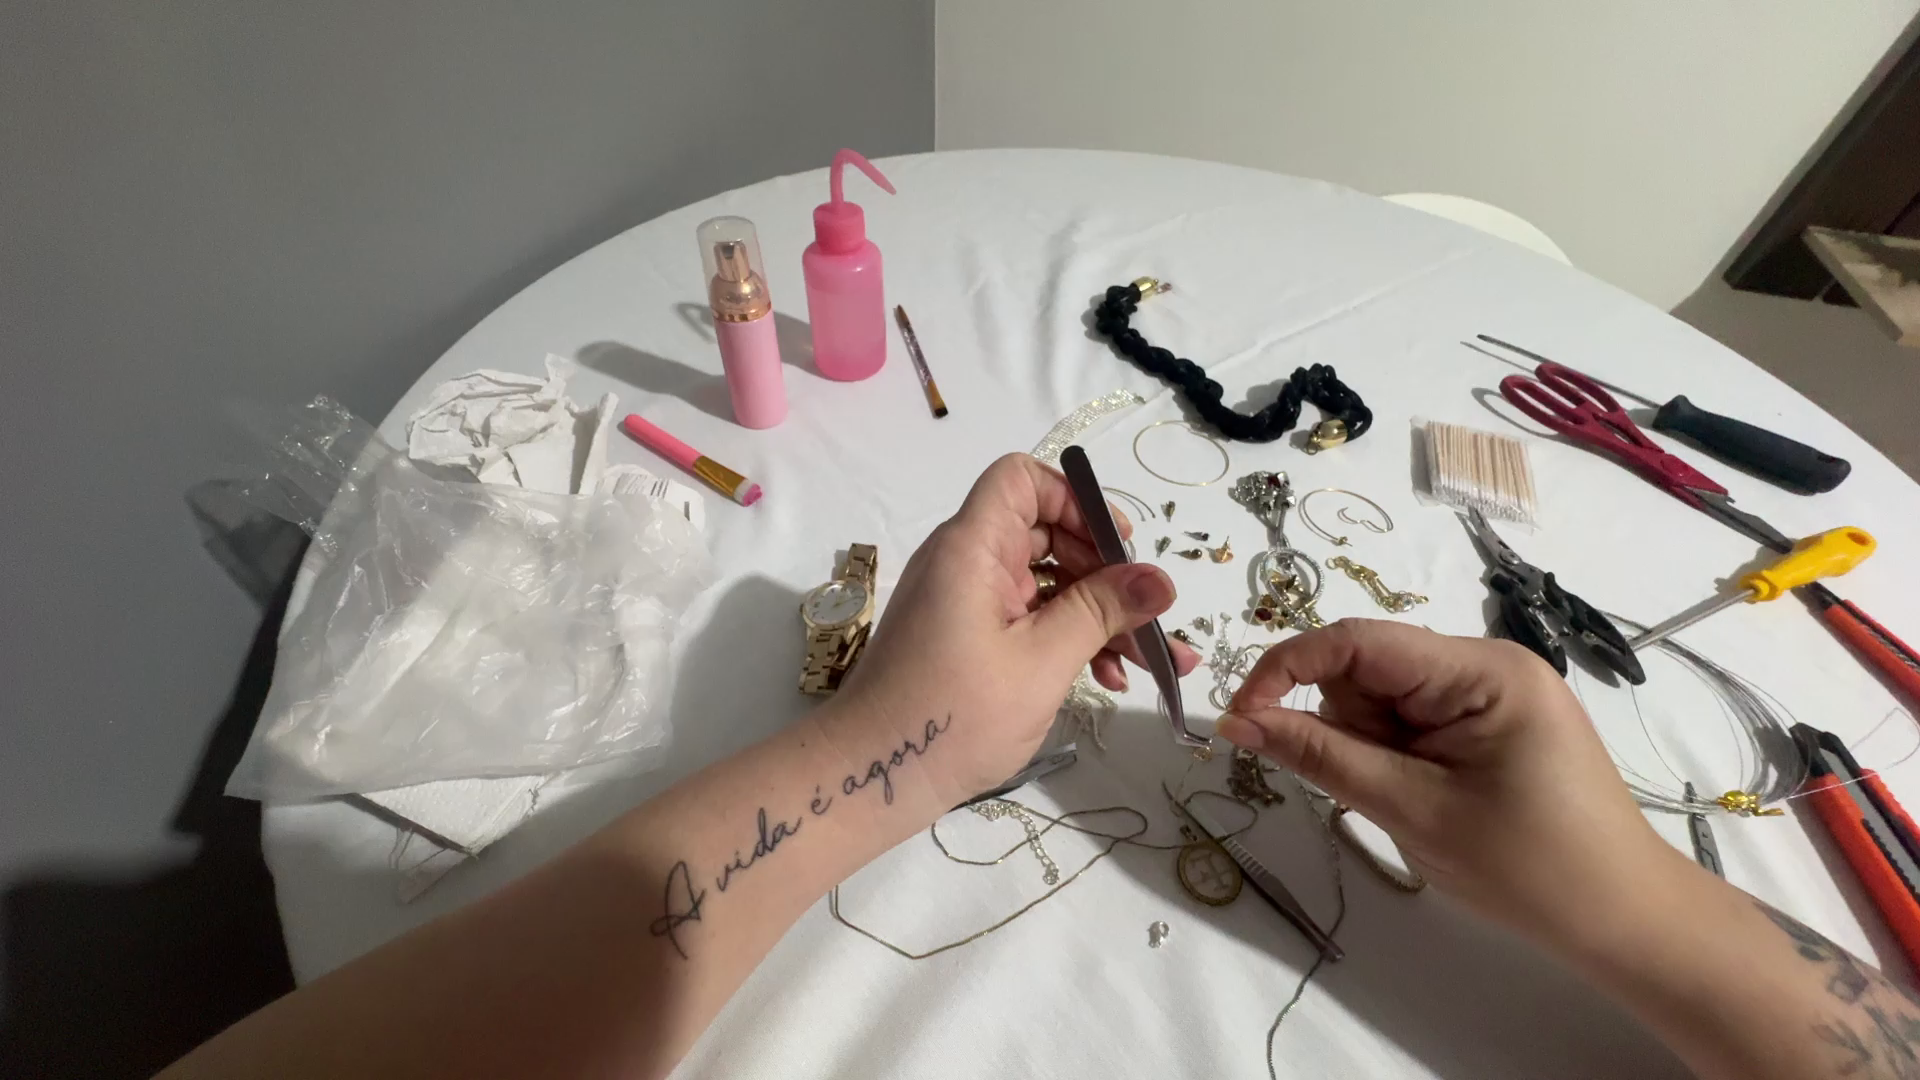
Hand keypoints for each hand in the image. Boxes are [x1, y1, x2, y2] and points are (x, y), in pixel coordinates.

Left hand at [835, 454, 1198, 804]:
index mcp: (972, 547)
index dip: (1073, 497)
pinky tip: (1109, 678)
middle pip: (1045, 534)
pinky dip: (1067, 637)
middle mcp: (967, 561)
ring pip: (1046, 582)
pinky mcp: (970, 634)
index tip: (1116, 546)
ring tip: (1152, 662)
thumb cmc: (954, 716)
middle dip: (1104, 572)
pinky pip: (1029, 616)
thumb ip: (1101, 613)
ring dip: (1098, 615)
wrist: (874, 776)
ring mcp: (968, 599)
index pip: (1020, 479)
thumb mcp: (1041, 663)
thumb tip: (1162, 579)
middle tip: (1147, 615)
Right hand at [1217, 619, 1668, 944]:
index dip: (1286, 668)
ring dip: (1364, 745)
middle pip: (1362, 671)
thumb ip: (1317, 756)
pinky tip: (1417, 789)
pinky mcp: (1477, 715)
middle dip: (1343, 727)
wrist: (1630, 927)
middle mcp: (1479, 663)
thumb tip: (1233, 722)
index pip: (1355, 642)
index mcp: (1478, 671)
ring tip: (1408, 798)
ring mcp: (1480, 688)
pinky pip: (1397, 716)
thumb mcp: (1409, 809)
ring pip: (1372, 696)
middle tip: (1374, 789)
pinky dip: (1384, 752)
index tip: (1241, 717)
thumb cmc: (1530, 870)